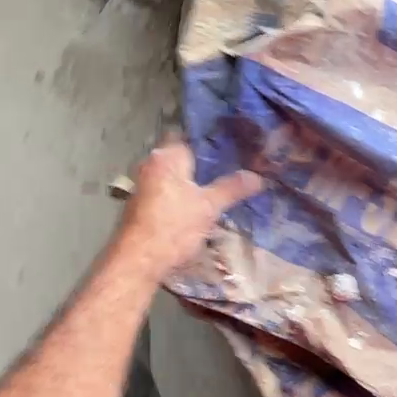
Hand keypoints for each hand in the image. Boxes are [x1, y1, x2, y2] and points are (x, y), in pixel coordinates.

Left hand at [114, 137, 262, 276]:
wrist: (138, 261)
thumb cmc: (173, 226)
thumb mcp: (209, 207)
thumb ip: (233, 188)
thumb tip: (258, 176)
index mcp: (167, 156)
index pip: (191, 134)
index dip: (212, 139)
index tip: (234, 144)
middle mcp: (151, 164)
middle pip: (182, 155)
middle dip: (204, 161)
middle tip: (233, 165)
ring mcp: (143, 185)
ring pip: (175, 175)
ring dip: (193, 180)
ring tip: (221, 185)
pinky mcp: (142, 204)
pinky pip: (167, 190)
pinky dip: (182, 193)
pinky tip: (198, 204)